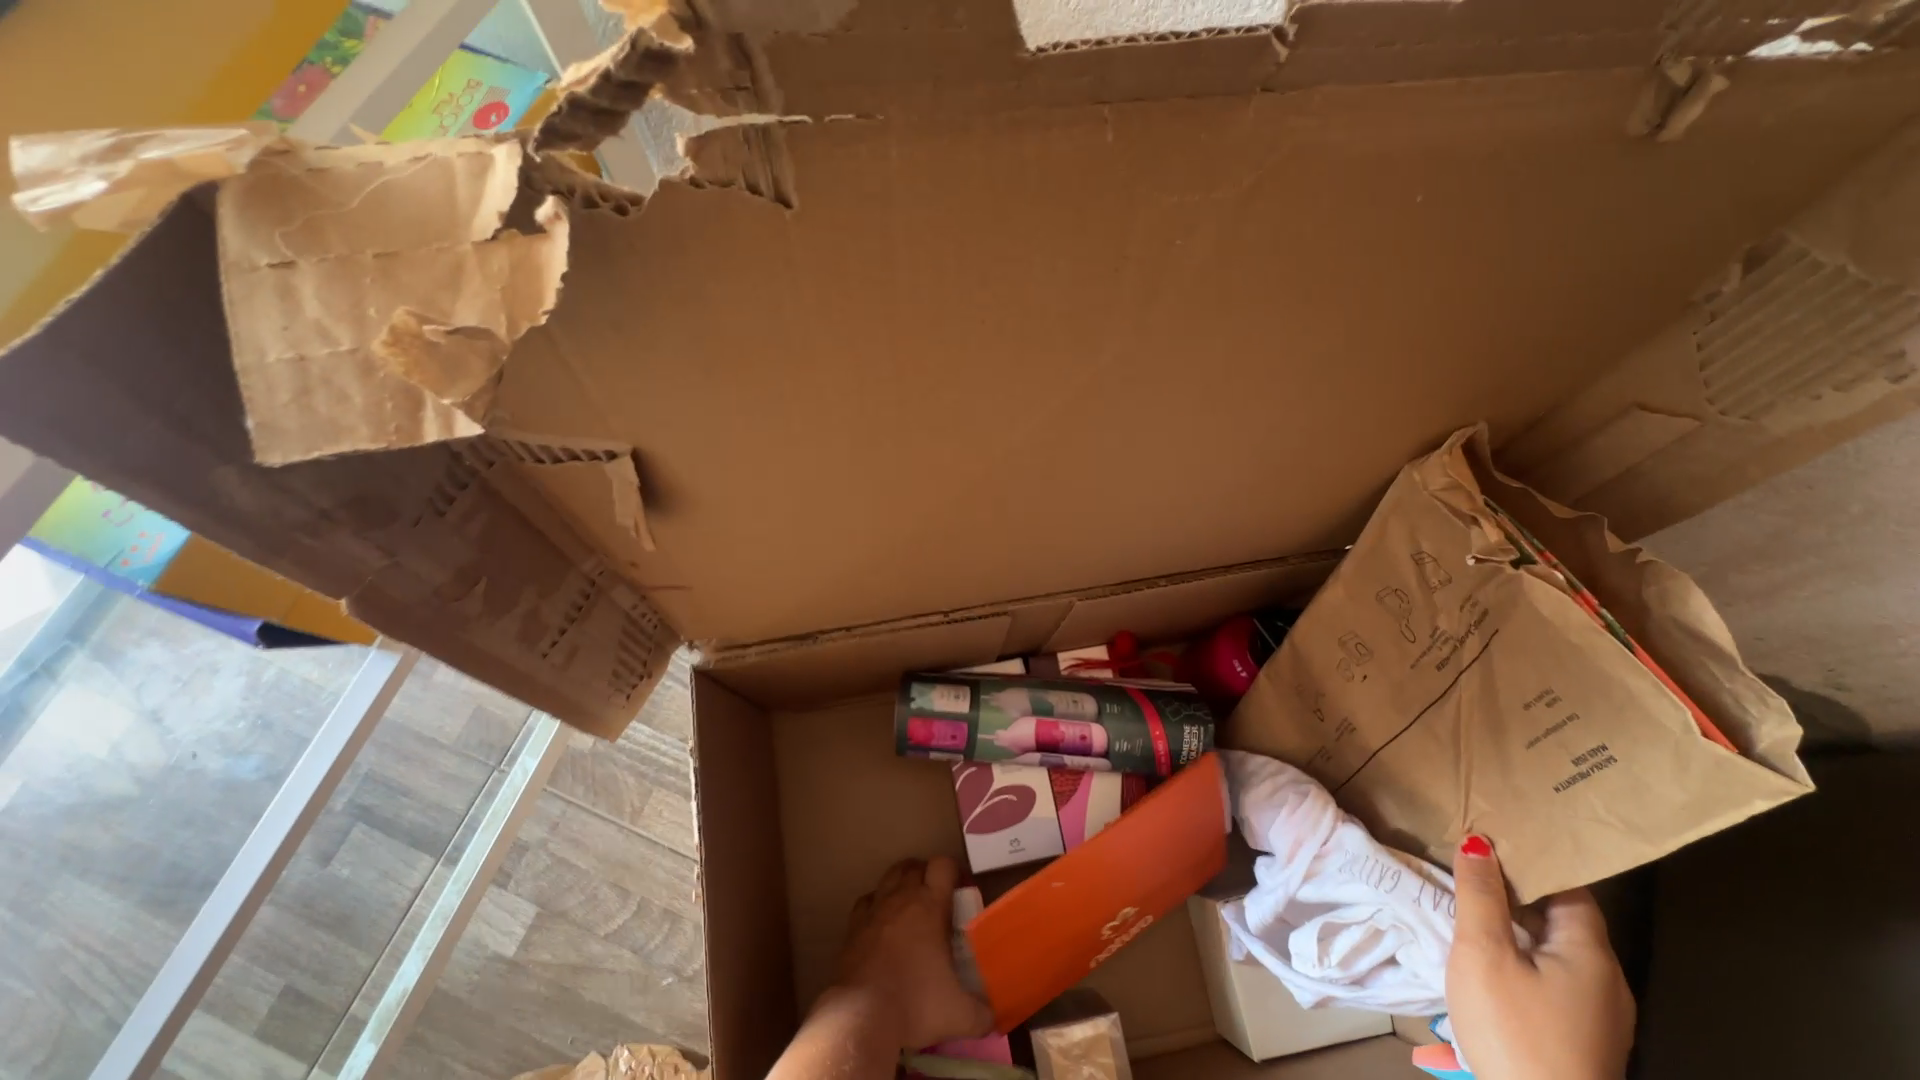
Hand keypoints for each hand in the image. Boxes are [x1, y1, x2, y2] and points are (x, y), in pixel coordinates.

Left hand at [827, 856, 992, 1050]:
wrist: (861, 1018)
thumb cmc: (916, 1005)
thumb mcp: (962, 1015)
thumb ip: (983, 1012)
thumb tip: (993, 1017)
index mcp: (930, 906)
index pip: (943, 864)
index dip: (954, 872)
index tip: (961, 892)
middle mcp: (900, 899)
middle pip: (914, 865)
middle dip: (927, 875)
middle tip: (938, 901)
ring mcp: (873, 910)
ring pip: (888, 877)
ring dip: (901, 884)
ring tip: (911, 908)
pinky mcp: (852, 927)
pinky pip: (867, 901)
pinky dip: (876, 905)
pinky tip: (882, 924)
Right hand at [1446, 836, 1634, 1079]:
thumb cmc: (1513, 1030)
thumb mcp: (1483, 954)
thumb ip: (1480, 896)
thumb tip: (1479, 842)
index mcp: (1591, 952)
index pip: (1568, 886)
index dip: (1529, 862)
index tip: (1487, 846)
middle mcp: (1608, 981)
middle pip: (1561, 923)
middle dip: (1515, 900)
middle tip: (1467, 880)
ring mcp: (1600, 1018)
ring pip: (1554, 958)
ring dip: (1516, 939)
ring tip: (1470, 925)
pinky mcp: (1582, 1043)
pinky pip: (1552, 989)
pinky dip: (1522, 971)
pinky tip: (1490, 980)